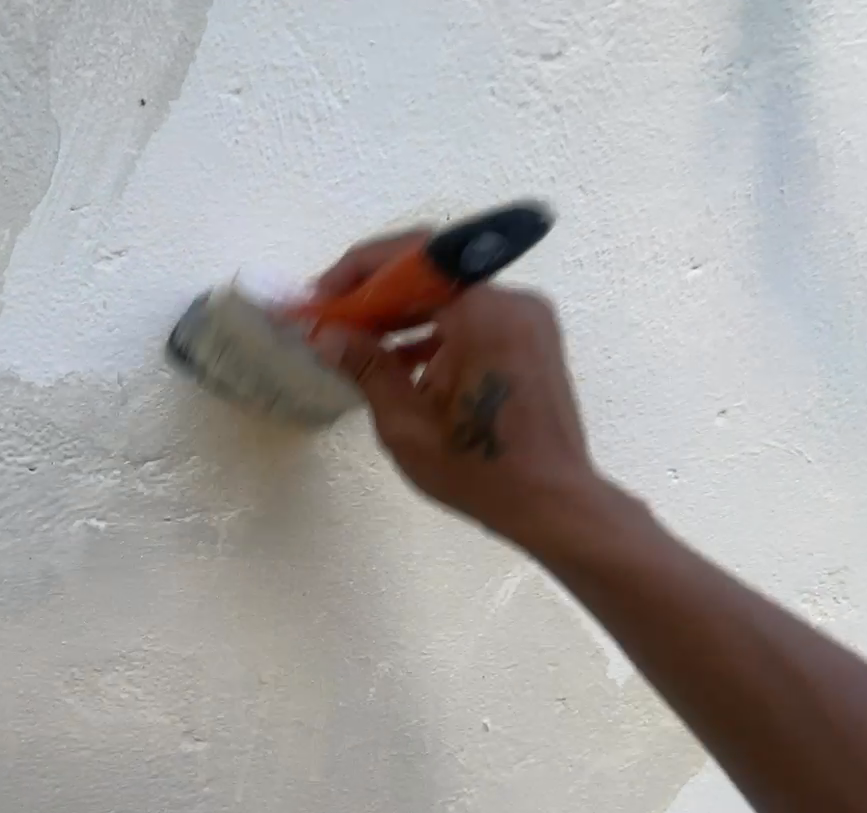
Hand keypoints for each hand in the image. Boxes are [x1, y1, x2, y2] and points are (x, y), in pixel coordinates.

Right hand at [312, 230, 608, 541]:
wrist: (548, 501)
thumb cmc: (475, 469)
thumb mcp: (404, 422)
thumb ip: (366, 367)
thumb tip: (326, 335)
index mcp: (482, 314)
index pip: (411, 258)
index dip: (356, 273)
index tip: (318, 302)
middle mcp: (510, 302)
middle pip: (428, 271)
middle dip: (371, 292)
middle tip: (327, 321)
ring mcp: (523, 318)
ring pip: (446, 294)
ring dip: (396, 313)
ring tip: (352, 342)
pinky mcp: (526, 338)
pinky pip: (467, 317)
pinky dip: (426, 330)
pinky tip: (394, 361)